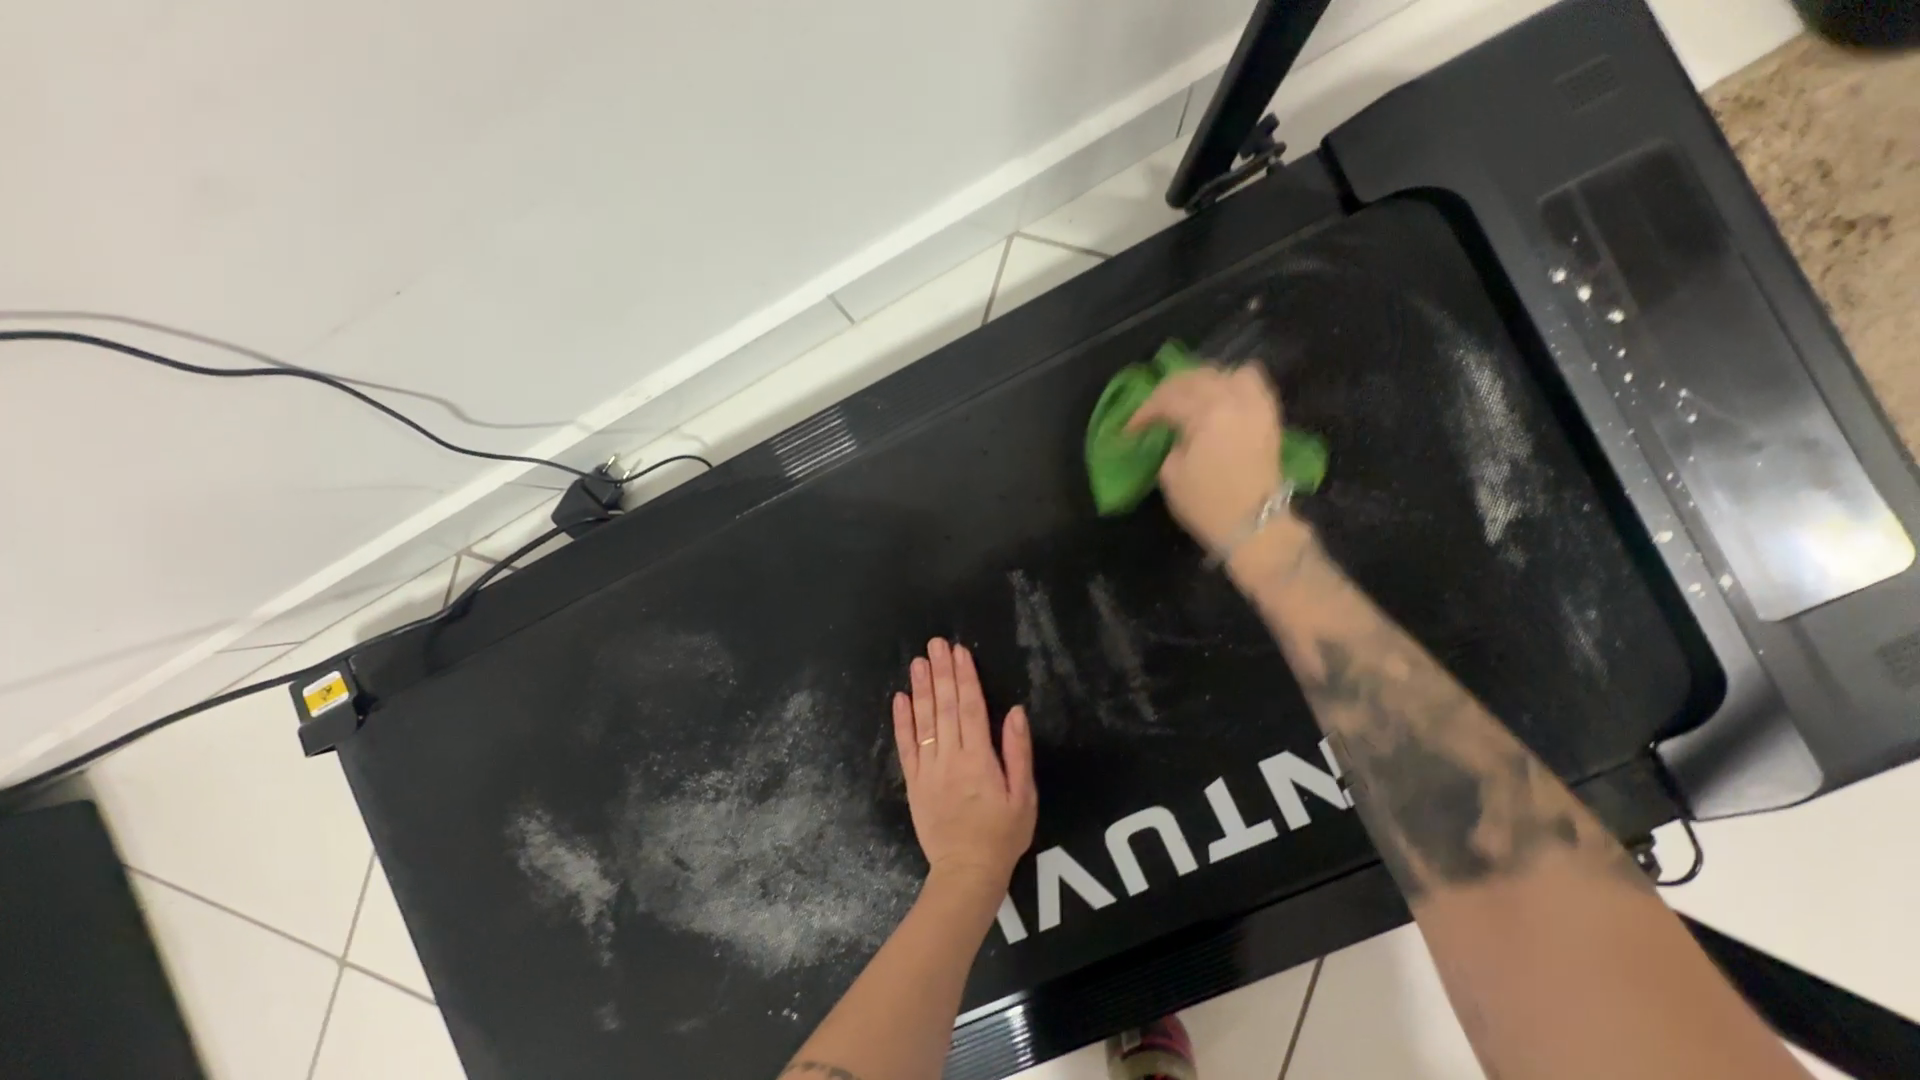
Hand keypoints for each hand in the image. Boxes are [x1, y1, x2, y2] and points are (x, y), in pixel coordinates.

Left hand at [892, 638, 1036, 894]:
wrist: (967, 871)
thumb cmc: (1003, 834)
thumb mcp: (1023, 795)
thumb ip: (1017, 751)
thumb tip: (1014, 711)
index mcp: (979, 759)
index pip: (970, 708)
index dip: (965, 677)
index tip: (959, 651)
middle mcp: (950, 758)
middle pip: (944, 707)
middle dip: (941, 673)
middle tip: (935, 644)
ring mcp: (928, 770)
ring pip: (923, 722)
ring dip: (921, 689)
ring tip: (918, 662)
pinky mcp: (914, 783)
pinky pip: (906, 747)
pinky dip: (902, 722)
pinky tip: (900, 699)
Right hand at [1129, 364, 1290, 552]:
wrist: (1256, 525)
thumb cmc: (1207, 504)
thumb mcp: (1172, 475)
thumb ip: (1171, 444)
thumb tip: (1177, 434)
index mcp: (1205, 413)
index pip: (1167, 400)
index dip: (1144, 412)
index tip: (1130, 429)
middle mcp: (1233, 400)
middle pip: (1196, 378)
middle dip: (1170, 390)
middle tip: (1155, 408)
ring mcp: (1256, 406)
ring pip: (1228, 373)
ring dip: (1205, 381)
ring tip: (1191, 397)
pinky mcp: (1269, 418)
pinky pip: (1253, 385)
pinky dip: (1234, 384)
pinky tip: (1221, 398)